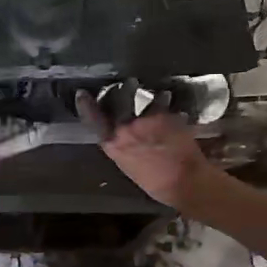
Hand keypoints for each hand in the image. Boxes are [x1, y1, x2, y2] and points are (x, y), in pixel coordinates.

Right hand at [76, 91, 218, 208]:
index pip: (92, 119)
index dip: (85, 105)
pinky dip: (174, 108)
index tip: (82, 93)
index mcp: (112, 144)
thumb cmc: (156, 183)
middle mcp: (126, 128)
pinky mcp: (168, 117)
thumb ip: (122, 148)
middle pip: (119, 100)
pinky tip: (179, 110)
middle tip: (130, 82)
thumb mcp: (128, 167)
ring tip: (162, 95)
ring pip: (149, 100)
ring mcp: (147, 120)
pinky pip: (169, 106)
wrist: (184, 183)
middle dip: (124, 89)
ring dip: (157, 97)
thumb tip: (122, 137)